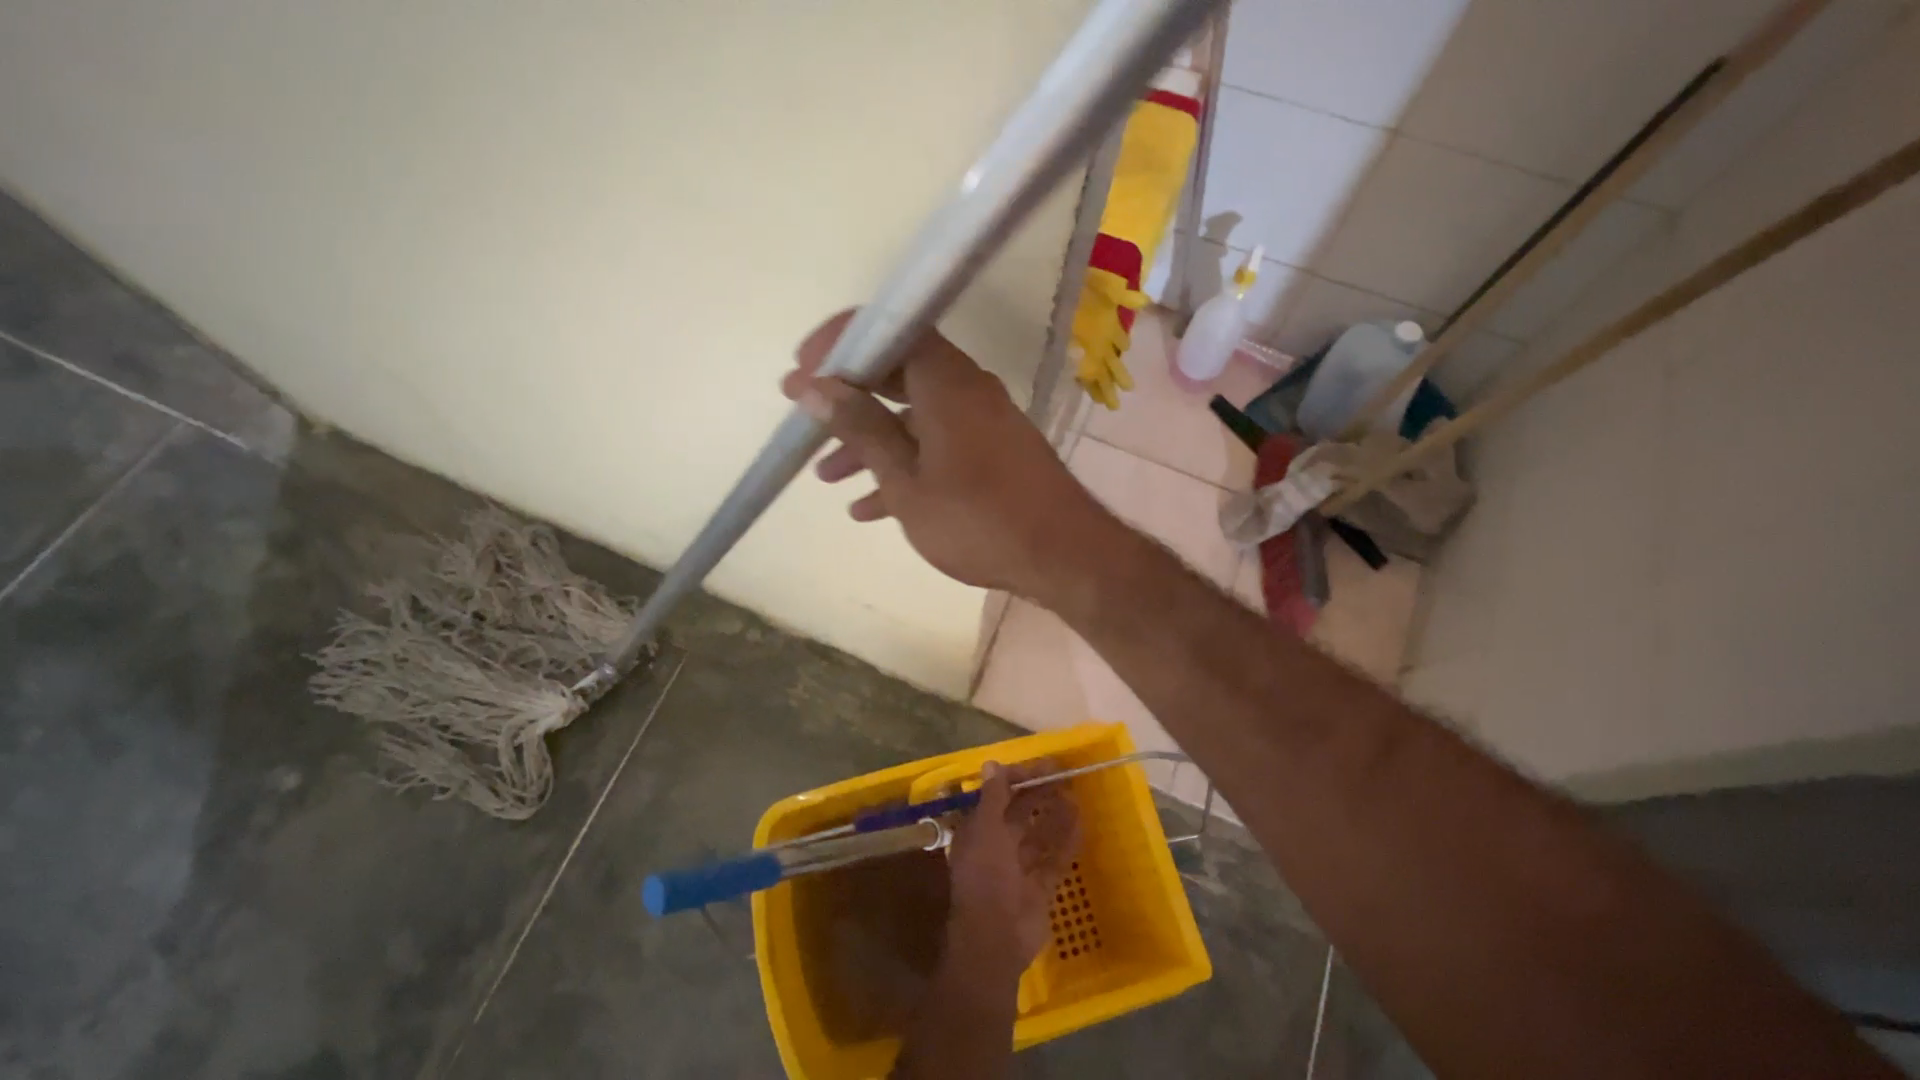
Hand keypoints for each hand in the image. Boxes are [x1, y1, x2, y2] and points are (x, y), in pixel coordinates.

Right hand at [783, 310, 1111, 598]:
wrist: (1063, 557)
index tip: (803, 369)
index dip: (842, 343)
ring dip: (870, 442)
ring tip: (825, 476)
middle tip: (804, 414)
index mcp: (946, 381)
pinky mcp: (992, 455)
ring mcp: (982, 423)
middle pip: (899, 375)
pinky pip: (937, 447)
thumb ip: (861, 429)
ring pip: (914, 418)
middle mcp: (966, 390)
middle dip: (848, 396)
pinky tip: (867, 508)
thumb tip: (813, 385)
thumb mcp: (905, 480)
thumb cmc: (977, 519)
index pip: (890, 330)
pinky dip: (903, 467)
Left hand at [944, 761, 1080, 977]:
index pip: (997, 796)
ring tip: (1076, 796)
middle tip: (1065, 775)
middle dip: (1039, 794)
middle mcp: (996, 847)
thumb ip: (993, 797)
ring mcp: (1018, 869)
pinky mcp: (1039, 888)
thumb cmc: (986, 877)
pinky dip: (1067, 843)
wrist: (996, 938)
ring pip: (1039, 836)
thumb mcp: (986, 831)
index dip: (1017, 778)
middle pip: (1019, 813)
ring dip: (1055, 816)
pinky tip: (1083, 824)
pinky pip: (1055, 860)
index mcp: (977, 832)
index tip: (1043, 765)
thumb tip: (992, 763)